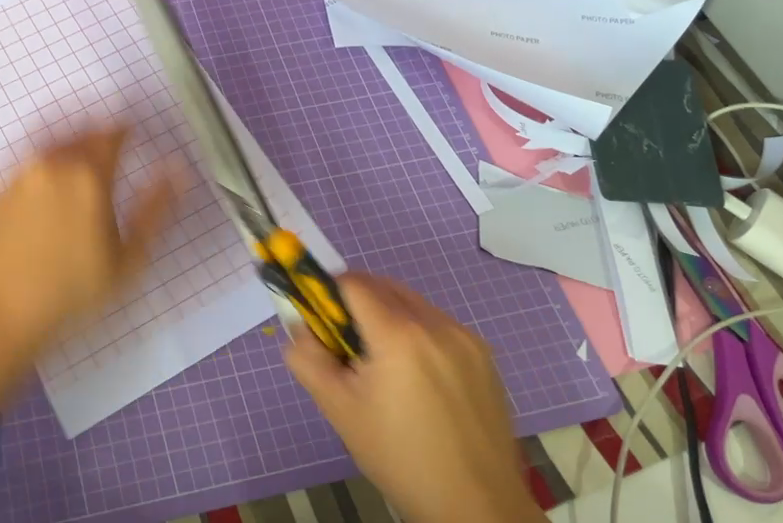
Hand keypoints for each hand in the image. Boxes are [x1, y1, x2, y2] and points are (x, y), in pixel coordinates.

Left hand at [0, 126, 177, 417]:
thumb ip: (155, 210)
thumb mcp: (128, 259)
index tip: (132, 135)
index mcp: (88, 175)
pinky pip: (27, 170)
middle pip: (80, 138)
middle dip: (97, 143)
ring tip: (78, 178)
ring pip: (51, 151)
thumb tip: (177, 172)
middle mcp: (52, 164)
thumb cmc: (74, 291)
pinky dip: (42, 174)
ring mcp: (19, 175)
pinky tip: (46, 200)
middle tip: (109, 158)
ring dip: (69, 154)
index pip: (111, 135)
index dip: (124, 132)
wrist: (2, 313)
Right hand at [286, 273, 540, 522]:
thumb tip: (297, 324)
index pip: (352, 282)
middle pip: (382, 286)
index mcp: (398, 334)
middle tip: (347, 345)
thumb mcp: (338, 409)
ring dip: (388, 316)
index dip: (328, 293)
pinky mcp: (485, 356)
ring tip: (384, 366)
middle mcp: (436, 324)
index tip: (321, 322)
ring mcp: (466, 338)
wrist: (477, 507)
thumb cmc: (399, 456)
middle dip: (356, 303)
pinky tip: (418, 377)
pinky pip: (438, 325)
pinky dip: (418, 333)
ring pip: (411, 303)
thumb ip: (306, 357)